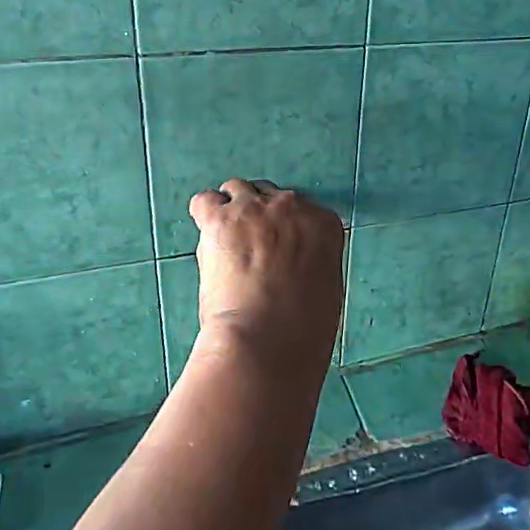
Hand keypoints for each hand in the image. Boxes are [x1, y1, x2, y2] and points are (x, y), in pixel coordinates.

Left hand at [188, 178, 343, 365]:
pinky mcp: (220, 219)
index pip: (303, 209)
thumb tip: (293, 265)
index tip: (278, 248)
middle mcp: (291, 207)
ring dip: (231, 210)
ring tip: (224, 240)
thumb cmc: (301, 330)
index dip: (286, 229)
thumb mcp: (326, 290)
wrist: (266, 339)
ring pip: (237, 189)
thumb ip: (311, 264)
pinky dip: (203, 214)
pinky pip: (205, 201)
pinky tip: (205, 235)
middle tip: (249, 248)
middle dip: (259, 217)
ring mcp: (254, 209)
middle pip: (270, 195)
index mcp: (324, 225)